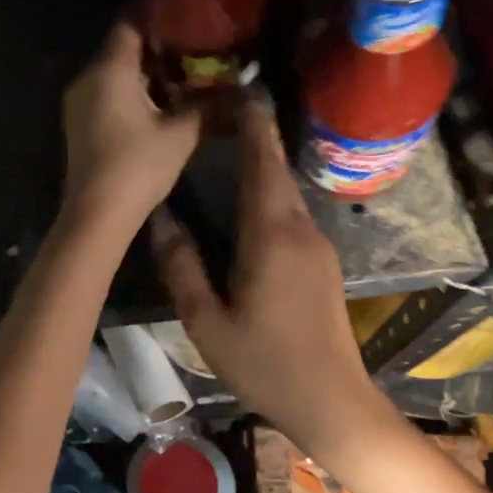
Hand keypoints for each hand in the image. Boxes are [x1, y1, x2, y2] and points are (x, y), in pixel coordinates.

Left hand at [61, 22, 201, 231]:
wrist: (96, 215)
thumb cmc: (137, 167)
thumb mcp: (181, 134)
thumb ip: (212, 107)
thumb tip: (246, 94)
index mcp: (108, 70)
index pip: (130, 22)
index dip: (158, 10)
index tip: (187, 5)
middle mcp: (88, 78)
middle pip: (123, 48)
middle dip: (160, 44)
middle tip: (198, 40)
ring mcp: (80, 103)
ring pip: (116, 74)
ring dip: (149, 72)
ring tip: (188, 71)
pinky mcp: (81, 125)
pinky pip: (109, 94)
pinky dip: (136, 91)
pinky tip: (165, 103)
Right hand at [150, 100, 379, 439]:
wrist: (333, 402)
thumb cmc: (264, 363)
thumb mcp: (206, 321)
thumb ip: (181, 266)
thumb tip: (160, 219)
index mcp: (272, 234)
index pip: (263, 161)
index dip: (251, 122)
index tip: (236, 90)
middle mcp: (301, 229)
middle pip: (275, 171)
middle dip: (250, 140)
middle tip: (213, 121)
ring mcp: (318, 247)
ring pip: (284, 195)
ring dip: (258, 172)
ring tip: (221, 158)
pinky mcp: (322, 266)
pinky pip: (290, 217)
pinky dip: (266, 200)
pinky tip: (242, 212)